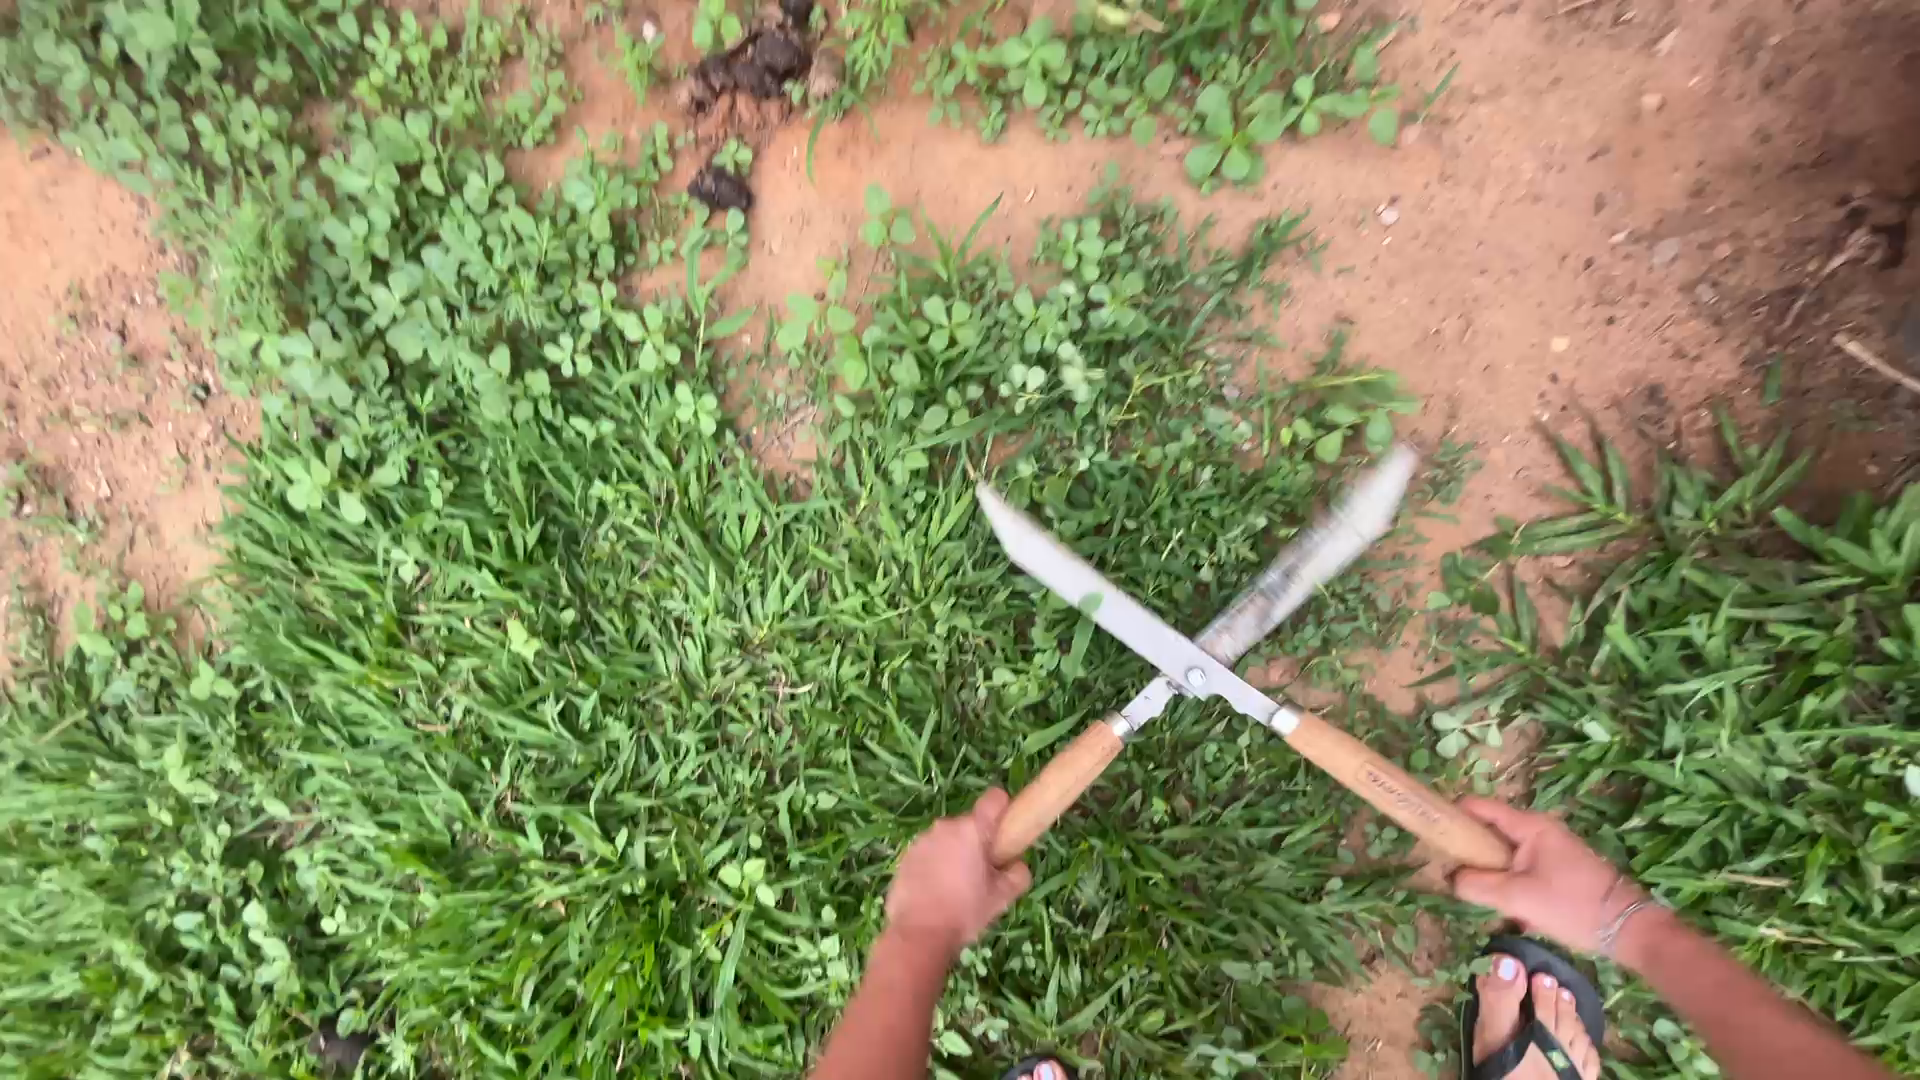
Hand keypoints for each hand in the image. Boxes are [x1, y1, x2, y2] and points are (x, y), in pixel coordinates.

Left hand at [884, 788, 1032, 957]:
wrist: (917, 935)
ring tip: (955, 890)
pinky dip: (934, 865)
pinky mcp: (905, 855)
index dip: (1003, 810)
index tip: (1005, 834)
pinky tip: (935, 894)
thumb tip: (1017, 864)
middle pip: (970, 825)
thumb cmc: (964, 912)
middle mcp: (945, 826)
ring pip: (948, 840)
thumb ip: (1017, 875)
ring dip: (954, 855)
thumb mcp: (1001, 899)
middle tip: (980, 876)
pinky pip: (928, 853)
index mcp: (971, 829)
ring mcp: (922, 839)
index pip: (995, 798)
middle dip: (977, 844)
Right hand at [1451, 796, 1646, 954]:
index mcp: (1529, 825)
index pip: (1476, 806)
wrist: (1638, 935)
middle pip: (1488, 831)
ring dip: (1494, 875)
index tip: (1435, 838)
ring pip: (1505, 854)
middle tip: (1464, 878)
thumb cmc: (1574, 907)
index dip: (1451, 816)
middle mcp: (1540, 829)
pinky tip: (1520, 912)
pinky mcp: (1561, 869)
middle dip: (1474, 855)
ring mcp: (1553, 849)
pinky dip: (1514, 884)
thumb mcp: (1517, 898)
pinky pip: (1522, 868)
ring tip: (1494, 901)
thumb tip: (1449, 878)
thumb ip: (1474, 884)